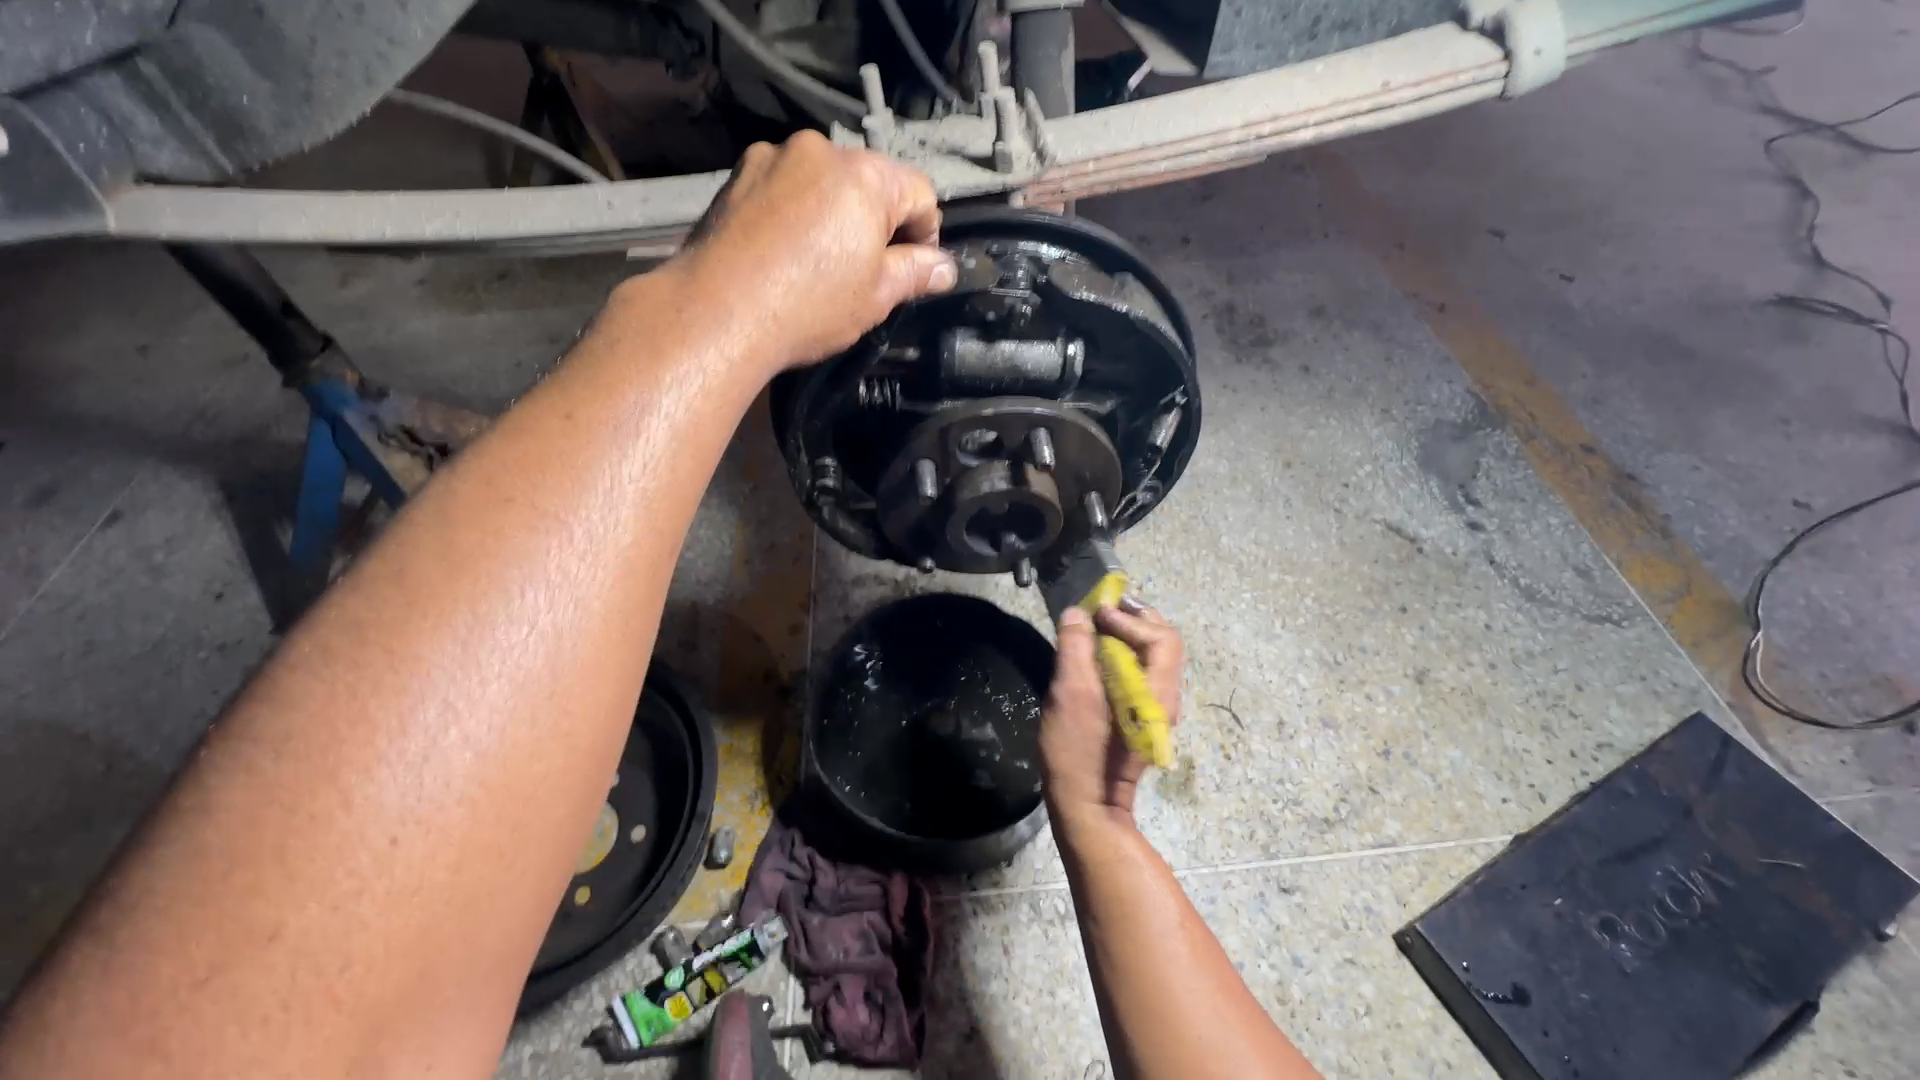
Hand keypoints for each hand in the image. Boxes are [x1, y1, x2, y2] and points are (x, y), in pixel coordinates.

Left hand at [679, 131, 957, 370]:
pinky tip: (782, 255)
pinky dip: (793, 213)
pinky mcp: (737, 176)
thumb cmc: (808, 306)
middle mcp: (821, 152)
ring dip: (832, 216)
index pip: (920, 193)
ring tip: (817, 265)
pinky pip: (784, 188)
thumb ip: (916, 273)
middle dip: (875, 223)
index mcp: (866, 176)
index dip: (926, 234)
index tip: (915, 270)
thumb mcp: (877, 296)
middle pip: (869, 183)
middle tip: (865, 273)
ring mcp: (773, 159)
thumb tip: (945, 268)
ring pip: (823, 184)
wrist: (716, 312)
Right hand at [1040, 602, 1184, 822]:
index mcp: (1156, 693)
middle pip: (1164, 643)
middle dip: (1135, 620)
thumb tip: (1078, 615)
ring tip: (1097, 627)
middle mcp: (1165, 699)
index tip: (1096, 612)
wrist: (1087, 806)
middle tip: (1102, 609)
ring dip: (1128, 636)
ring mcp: (1155, 709)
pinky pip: (1141, 673)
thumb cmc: (1078, 753)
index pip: (1161, 638)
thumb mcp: (1070, 696)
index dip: (1129, 618)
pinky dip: (1123, 655)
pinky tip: (1097, 655)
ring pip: (1153, 658)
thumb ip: (1076, 650)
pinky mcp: (1141, 716)